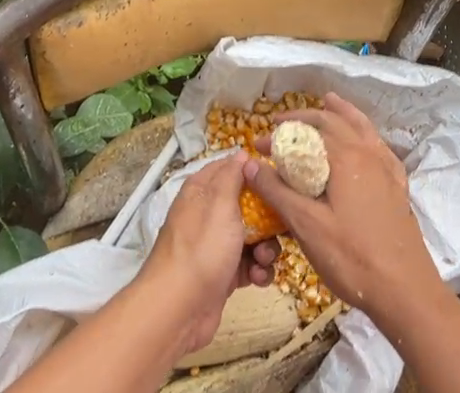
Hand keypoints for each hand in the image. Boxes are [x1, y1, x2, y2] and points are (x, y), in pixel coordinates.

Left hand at [137, 151, 281, 354]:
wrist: (180, 307)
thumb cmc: (202, 248)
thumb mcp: (219, 203)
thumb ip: (232, 176)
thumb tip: (241, 152)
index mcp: (202, 191)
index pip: (230, 169)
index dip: (253, 171)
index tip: (279, 179)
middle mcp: (208, 214)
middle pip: (247, 205)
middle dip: (268, 218)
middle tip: (280, 228)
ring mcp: (216, 245)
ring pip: (253, 237)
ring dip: (266, 249)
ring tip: (263, 261)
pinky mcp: (223, 273)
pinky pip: (249, 265)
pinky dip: (257, 271)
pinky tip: (258, 280)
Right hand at [244, 94, 441, 322]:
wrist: (407, 294)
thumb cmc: (353, 258)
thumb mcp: (306, 225)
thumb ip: (276, 191)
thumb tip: (250, 164)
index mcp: (347, 158)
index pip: (308, 130)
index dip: (281, 132)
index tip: (259, 144)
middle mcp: (370, 156)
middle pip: (337, 122)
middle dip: (307, 119)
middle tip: (283, 124)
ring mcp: (388, 173)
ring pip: (364, 130)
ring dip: (343, 114)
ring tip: (330, 102)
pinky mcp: (398, 191)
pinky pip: (381, 150)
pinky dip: (367, 136)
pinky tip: (365, 144)